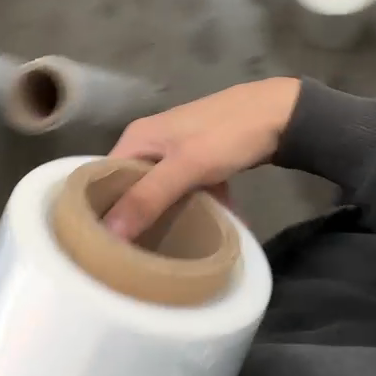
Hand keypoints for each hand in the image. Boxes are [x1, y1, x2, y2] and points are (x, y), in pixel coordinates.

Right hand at [103, 78, 302, 240]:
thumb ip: (149, 197)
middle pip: (131, 188)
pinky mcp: (202, 160)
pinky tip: (205, 236)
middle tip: (127, 262)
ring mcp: (179, 151)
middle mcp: (152, 142)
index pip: (102, 178)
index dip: (96, 212)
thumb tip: (107, 234)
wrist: (281, 113)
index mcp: (139, 138)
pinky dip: (196, 209)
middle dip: (132, 221)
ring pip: (161, 193)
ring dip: (166, 219)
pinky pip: (189, 190)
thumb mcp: (187, 166)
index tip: (94, 251)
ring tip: (160, 259)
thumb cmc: (228, 134)